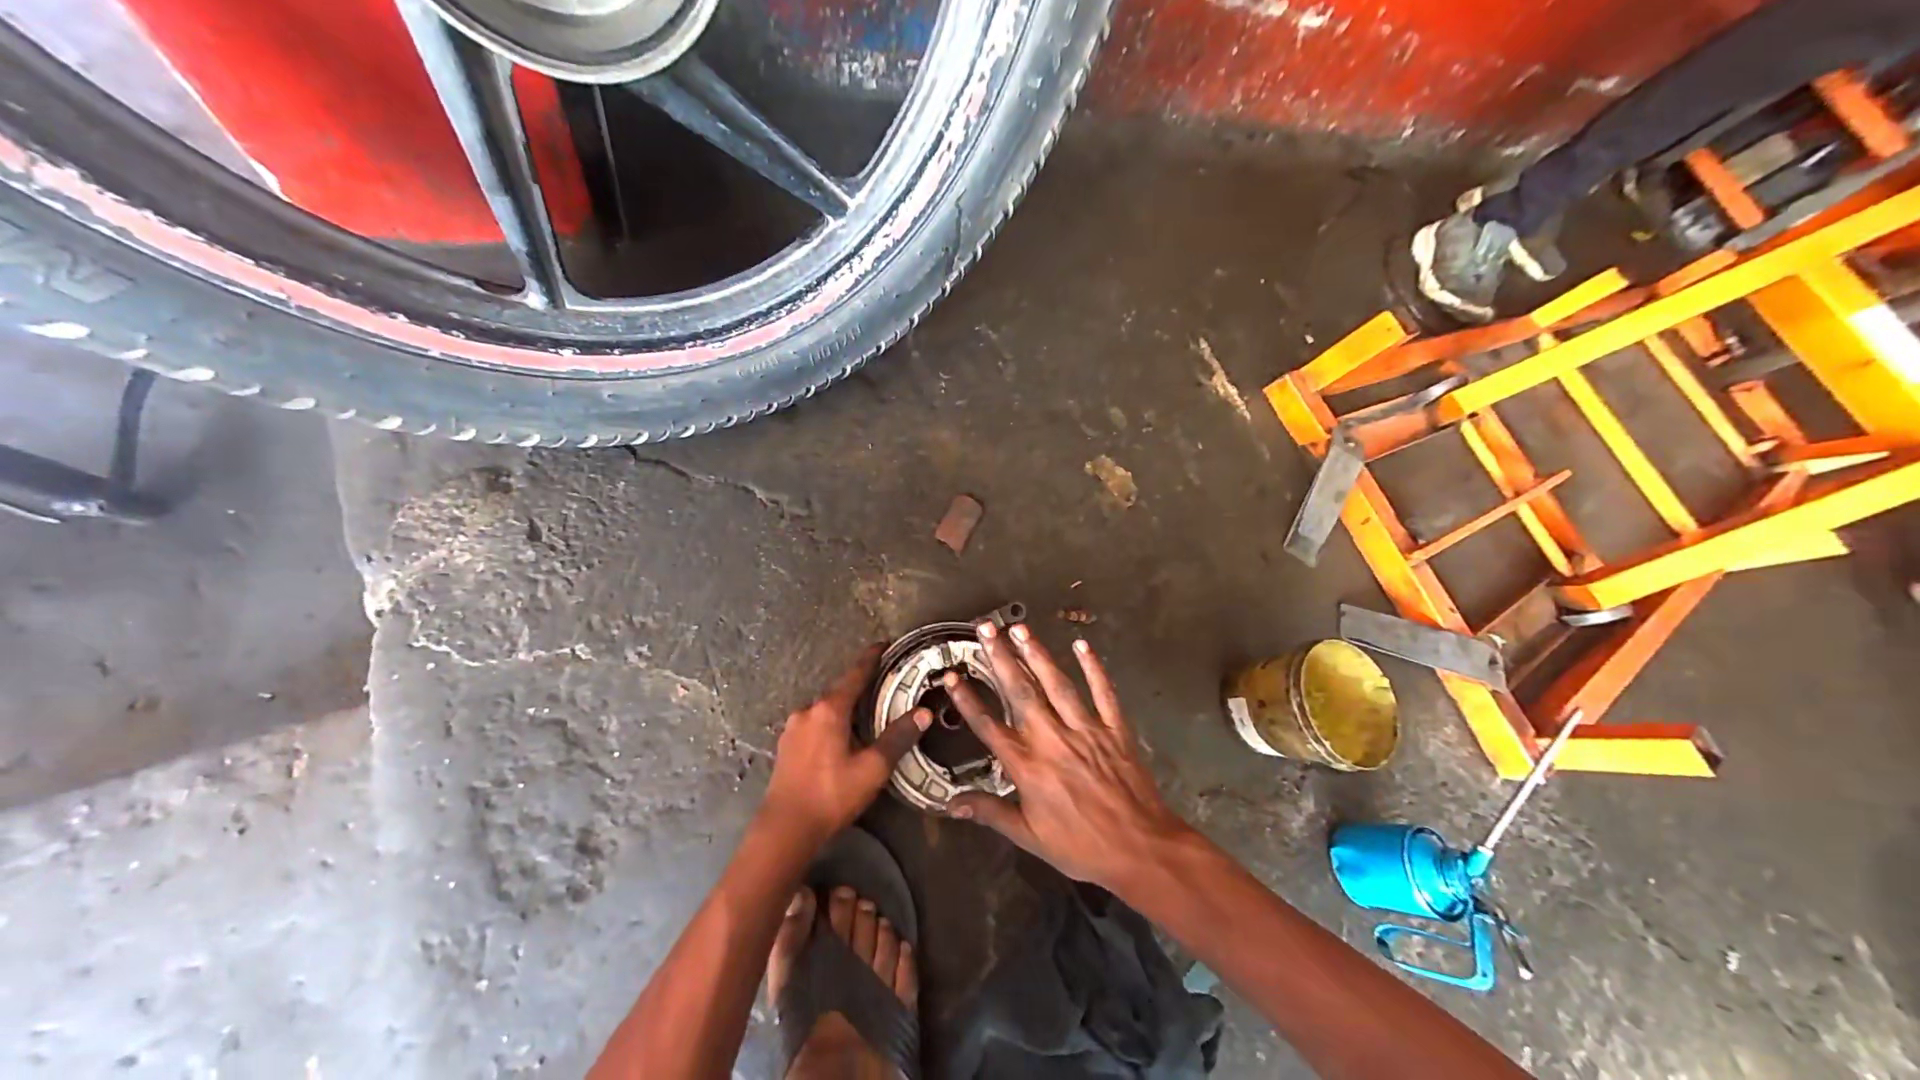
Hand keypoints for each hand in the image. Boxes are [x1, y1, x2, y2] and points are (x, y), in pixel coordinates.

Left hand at [762, 645, 930, 845]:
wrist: (785, 829)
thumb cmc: (832, 795)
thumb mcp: (872, 768)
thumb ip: (897, 737)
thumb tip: (923, 712)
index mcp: (829, 709)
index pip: (855, 674)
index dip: (871, 658)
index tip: (884, 644)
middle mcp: (808, 711)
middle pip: (839, 691)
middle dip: (860, 687)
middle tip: (884, 686)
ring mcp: (793, 728)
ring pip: (825, 709)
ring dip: (845, 708)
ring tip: (866, 715)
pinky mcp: (786, 746)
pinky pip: (814, 724)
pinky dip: (831, 723)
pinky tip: (841, 738)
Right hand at [944, 623, 1194, 890]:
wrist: (1141, 849)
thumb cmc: (1081, 846)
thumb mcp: (1030, 837)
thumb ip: (991, 812)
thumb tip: (951, 805)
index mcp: (1027, 766)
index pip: (989, 725)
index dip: (968, 700)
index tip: (952, 675)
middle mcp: (1052, 739)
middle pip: (1020, 691)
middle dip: (1000, 657)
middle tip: (985, 628)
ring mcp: (1086, 729)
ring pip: (1057, 684)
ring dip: (1037, 653)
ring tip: (1020, 628)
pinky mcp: (1115, 728)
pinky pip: (1103, 691)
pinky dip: (1093, 667)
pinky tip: (1082, 645)